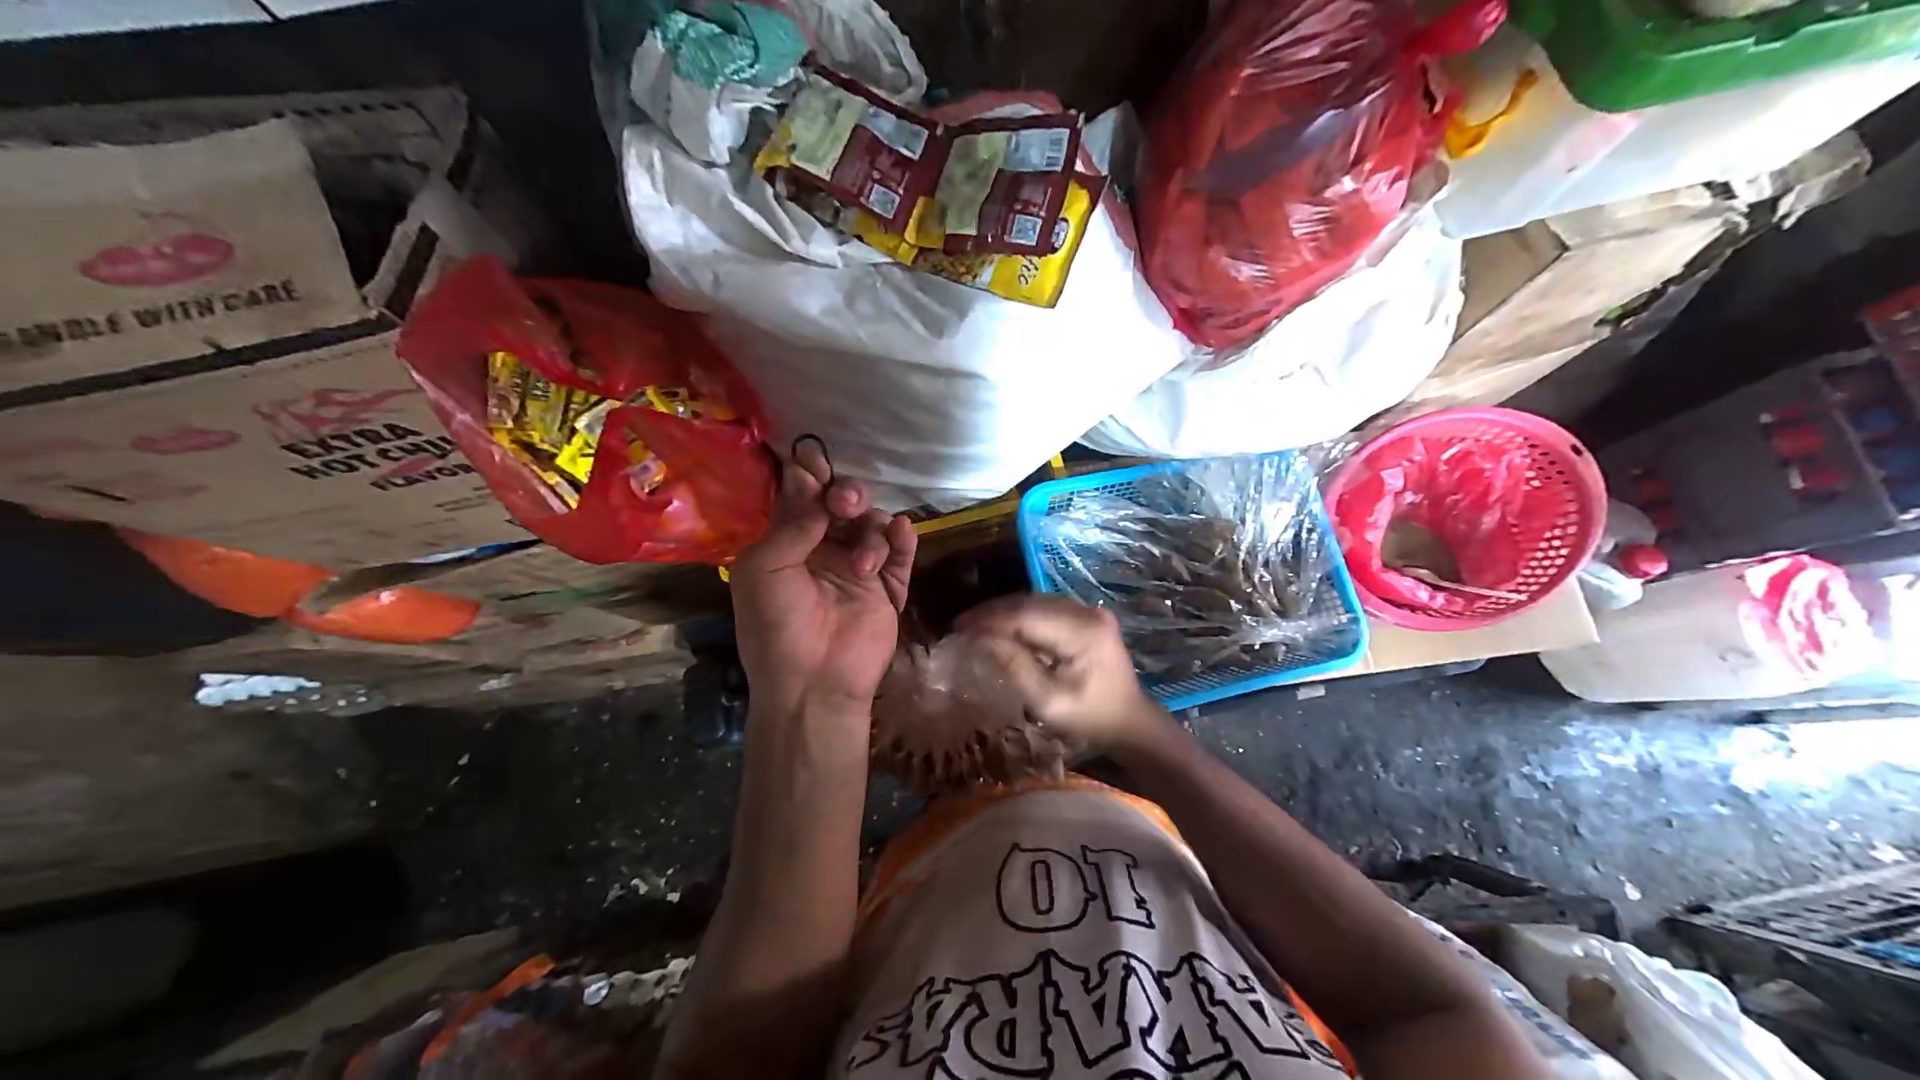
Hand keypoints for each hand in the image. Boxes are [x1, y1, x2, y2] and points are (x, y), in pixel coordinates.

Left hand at [730, 438, 916, 723]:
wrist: (812, 682)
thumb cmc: (776, 625)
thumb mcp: (765, 569)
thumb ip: (793, 523)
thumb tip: (813, 481)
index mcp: (787, 544)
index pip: (802, 499)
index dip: (810, 475)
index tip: (816, 455)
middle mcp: (823, 550)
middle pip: (843, 505)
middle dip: (846, 495)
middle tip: (844, 503)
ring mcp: (858, 569)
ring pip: (873, 525)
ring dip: (870, 530)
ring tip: (862, 561)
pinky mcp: (887, 589)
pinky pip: (900, 555)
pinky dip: (904, 539)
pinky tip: (901, 532)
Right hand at [958, 594, 1171, 755]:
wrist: (1130, 721)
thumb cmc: (1090, 718)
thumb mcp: (1048, 701)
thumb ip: (1015, 667)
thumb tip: (981, 640)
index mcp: (1083, 632)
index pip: (1026, 617)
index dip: (989, 621)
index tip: (959, 629)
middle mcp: (1088, 612)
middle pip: (1030, 603)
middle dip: (992, 613)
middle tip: (960, 625)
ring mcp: (1089, 611)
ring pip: (1035, 602)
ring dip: (1004, 612)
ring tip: (975, 625)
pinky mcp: (1087, 617)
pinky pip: (1046, 609)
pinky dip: (1020, 617)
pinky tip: (1001, 627)